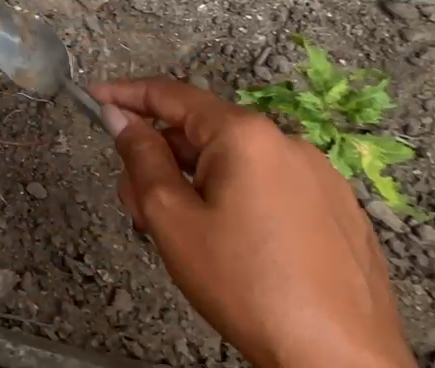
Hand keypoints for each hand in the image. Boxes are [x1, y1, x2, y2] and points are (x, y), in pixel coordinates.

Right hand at [90, 78, 414, 367]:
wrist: (340, 363)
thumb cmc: (245, 284)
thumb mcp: (168, 214)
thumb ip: (139, 155)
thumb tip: (120, 116)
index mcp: (246, 137)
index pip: (170, 94)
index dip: (124, 93)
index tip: (93, 98)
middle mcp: (290, 146)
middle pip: (201, 132)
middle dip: (159, 156)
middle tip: (134, 199)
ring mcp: (323, 182)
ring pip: (234, 163)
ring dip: (194, 181)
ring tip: (178, 232)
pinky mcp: (341, 216)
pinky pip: (269, 188)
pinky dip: (234, 199)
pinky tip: (227, 244)